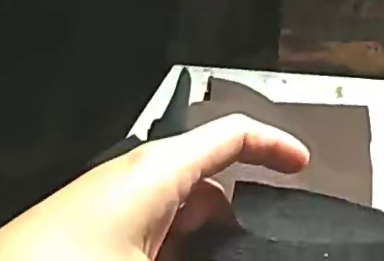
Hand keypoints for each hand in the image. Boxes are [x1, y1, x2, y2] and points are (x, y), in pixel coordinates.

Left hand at [0, 114, 308, 260]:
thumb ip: (201, 251)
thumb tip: (231, 247)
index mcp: (159, 169)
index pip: (234, 135)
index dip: (275, 146)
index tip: (302, 166)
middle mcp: (135, 177)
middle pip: (206, 183)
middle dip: (232, 220)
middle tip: (247, 250)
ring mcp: (105, 207)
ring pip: (173, 215)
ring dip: (196, 243)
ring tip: (209, 260)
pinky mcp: (81, 236)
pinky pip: (142, 235)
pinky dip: (164, 252)